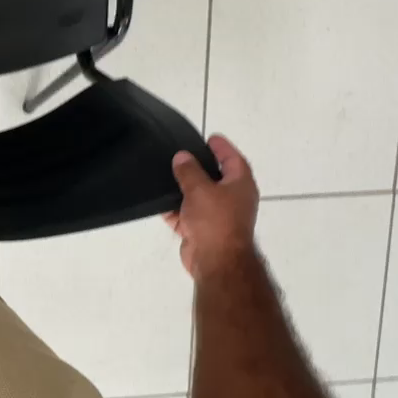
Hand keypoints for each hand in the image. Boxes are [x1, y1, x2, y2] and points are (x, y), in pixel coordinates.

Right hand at [165, 135, 257, 280]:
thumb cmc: (215, 220)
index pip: (232, 159)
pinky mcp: (201, 230)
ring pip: (197, 197)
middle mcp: (231, 198)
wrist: (215, 260)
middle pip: (214, 177)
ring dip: (182, 189)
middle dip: (198, 167)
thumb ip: (189, 170)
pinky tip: (157, 202)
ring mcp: (216, 216)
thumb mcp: (200, 189)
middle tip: (180, 154)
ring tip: (163, 175)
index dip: (221, 147)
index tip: (209, 137)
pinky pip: (185, 215)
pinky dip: (173, 210)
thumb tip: (181, 156)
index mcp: (240, 184)